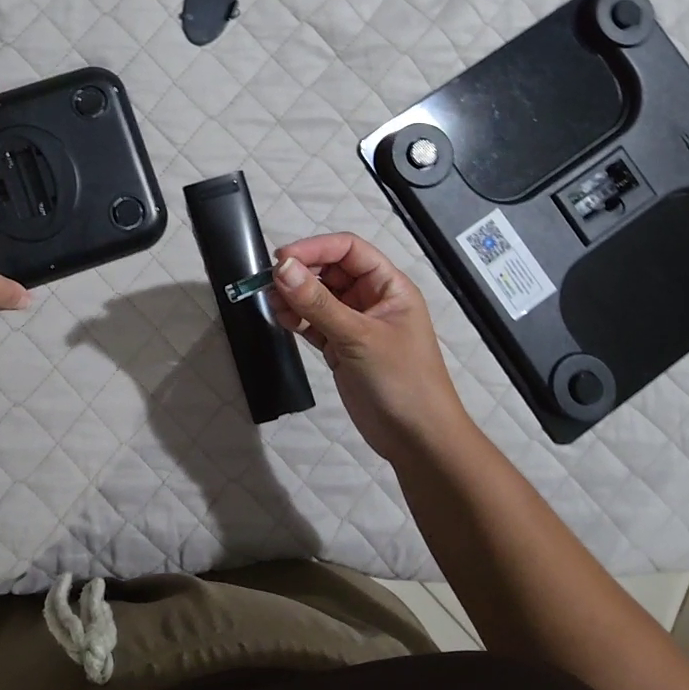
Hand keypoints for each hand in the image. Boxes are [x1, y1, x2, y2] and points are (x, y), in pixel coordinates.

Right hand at [267, 233, 466, 458]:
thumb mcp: (358, 337)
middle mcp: (371, 299)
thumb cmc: (401, 381)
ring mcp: (355, 324)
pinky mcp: (340, 347)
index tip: (281, 259)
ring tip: (272, 304)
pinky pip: (312, 322)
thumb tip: (280, 268)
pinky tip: (281, 320)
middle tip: (270, 284)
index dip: (316, 248)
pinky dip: (295, 318)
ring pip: (317, 297)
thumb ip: (317, 303)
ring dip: (294, 296)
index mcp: (389, 287)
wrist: (418, 441)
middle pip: (330, 271)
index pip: (349, 250)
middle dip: (301, 273)